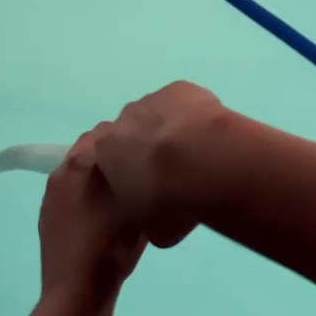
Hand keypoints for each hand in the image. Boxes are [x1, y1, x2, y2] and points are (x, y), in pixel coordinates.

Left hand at [37, 128, 146, 308]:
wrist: (77, 290)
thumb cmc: (113, 243)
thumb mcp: (138, 203)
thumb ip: (138, 172)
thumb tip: (142, 157)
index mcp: (83, 159)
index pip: (106, 129)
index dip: (126, 137)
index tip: (141, 151)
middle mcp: (63, 168)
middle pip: (90, 146)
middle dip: (109, 153)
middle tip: (130, 171)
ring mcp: (51, 191)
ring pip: (78, 168)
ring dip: (94, 172)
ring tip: (112, 194)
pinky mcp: (46, 212)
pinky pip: (68, 190)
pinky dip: (81, 193)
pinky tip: (94, 214)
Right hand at [89, 82, 230, 248]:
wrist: (203, 161)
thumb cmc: (169, 199)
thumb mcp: (149, 227)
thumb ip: (145, 218)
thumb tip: (154, 216)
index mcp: (107, 150)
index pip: (110, 159)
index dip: (129, 173)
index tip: (148, 188)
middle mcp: (125, 118)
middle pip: (133, 132)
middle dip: (149, 149)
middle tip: (172, 172)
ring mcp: (153, 99)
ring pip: (159, 115)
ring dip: (171, 131)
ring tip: (195, 154)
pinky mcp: (180, 88)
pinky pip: (182, 102)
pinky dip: (192, 115)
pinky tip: (208, 135)